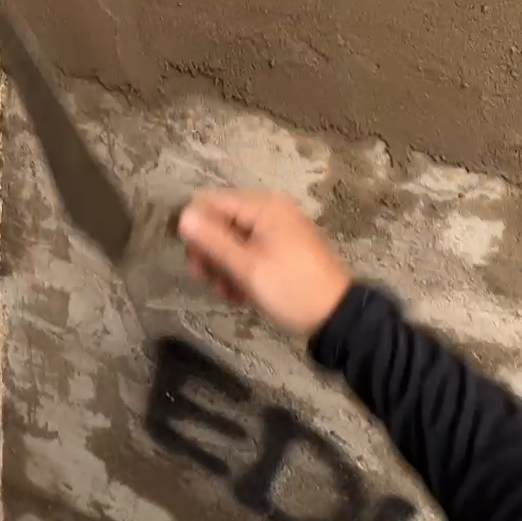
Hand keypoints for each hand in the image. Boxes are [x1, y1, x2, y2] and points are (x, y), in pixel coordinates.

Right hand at [178, 189, 352, 336]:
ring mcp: (278, 228)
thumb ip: (212, 240)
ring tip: (227, 292)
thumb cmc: (291, 289)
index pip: (211, 202)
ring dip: (224, 264)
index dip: (195, 229)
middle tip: (206, 279)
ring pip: (233, 238)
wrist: (339, 317)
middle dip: (210, 250)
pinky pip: (250, 248)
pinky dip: (241, 267)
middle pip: (221, 220)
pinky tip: (241, 292)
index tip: (193, 260)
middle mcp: (269, 210)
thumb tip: (183, 216)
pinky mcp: (283, 246)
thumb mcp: (247, 268)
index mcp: (262, 207)